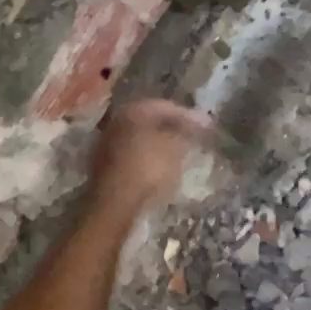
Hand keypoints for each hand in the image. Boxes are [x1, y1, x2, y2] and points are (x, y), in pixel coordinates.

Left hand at [88, 99, 213, 211]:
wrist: (114, 202)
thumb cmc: (149, 168)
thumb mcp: (176, 148)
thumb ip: (185, 133)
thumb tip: (189, 128)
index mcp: (134, 110)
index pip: (167, 107)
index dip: (190, 117)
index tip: (207, 127)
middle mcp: (117, 120)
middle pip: (151, 120)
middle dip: (172, 128)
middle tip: (192, 137)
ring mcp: (106, 143)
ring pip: (140, 137)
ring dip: (159, 144)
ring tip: (179, 154)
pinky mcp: (102, 165)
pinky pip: (132, 155)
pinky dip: (147, 157)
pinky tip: (159, 168)